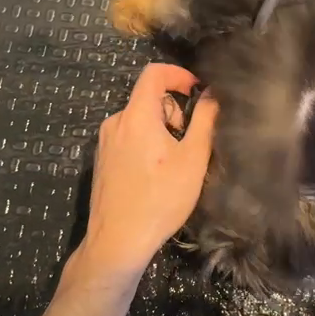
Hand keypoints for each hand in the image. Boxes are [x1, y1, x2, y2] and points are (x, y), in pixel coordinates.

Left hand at [77, 62, 219, 281]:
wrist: (117, 243)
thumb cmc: (159, 198)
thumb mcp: (193, 159)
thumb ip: (205, 120)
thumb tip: (213, 93)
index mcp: (137, 114)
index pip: (154, 72)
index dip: (178, 74)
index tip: (196, 91)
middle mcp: (116, 121)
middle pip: (147, 97)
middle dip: (173, 110)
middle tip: (187, 140)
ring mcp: (105, 142)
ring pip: (138, 119)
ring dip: (159, 129)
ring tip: (172, 162)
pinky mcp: (101, 160)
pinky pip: (127, 136)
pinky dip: (144, 142)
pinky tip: (153, 174)